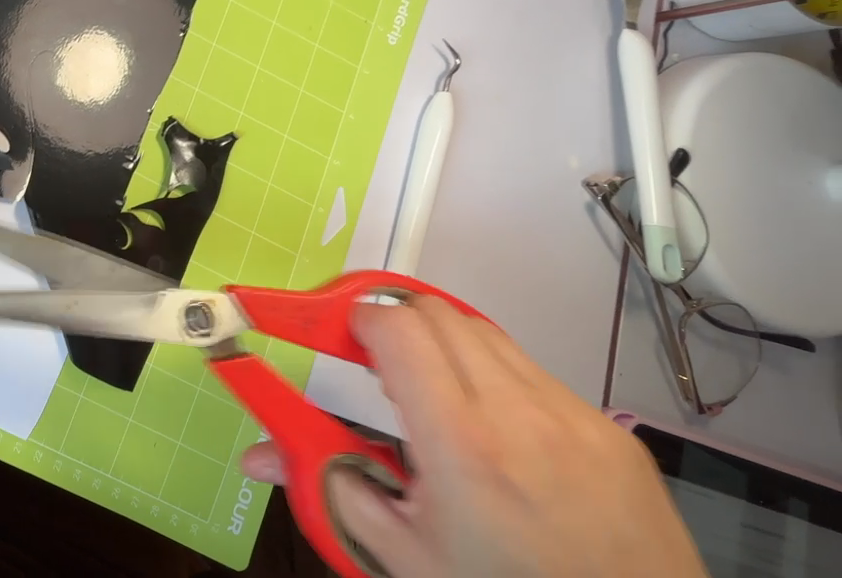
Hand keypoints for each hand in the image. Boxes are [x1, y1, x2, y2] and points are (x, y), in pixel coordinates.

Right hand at [240, 297, 706, 577]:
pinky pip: (534, 371)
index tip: (340, 337)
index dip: (357, 319)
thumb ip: (327, 484)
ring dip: (443, 342)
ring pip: (485, 333)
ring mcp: (574, 417)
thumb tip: (255, 454)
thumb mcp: (402, 553)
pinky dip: (495, 374)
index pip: (397, 329)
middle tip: (374, 359)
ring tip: (431, 390)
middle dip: (394, 322)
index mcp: (461, 442)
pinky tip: (495, 427)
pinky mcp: (610, 431)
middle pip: (436, 314)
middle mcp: (520, 412)